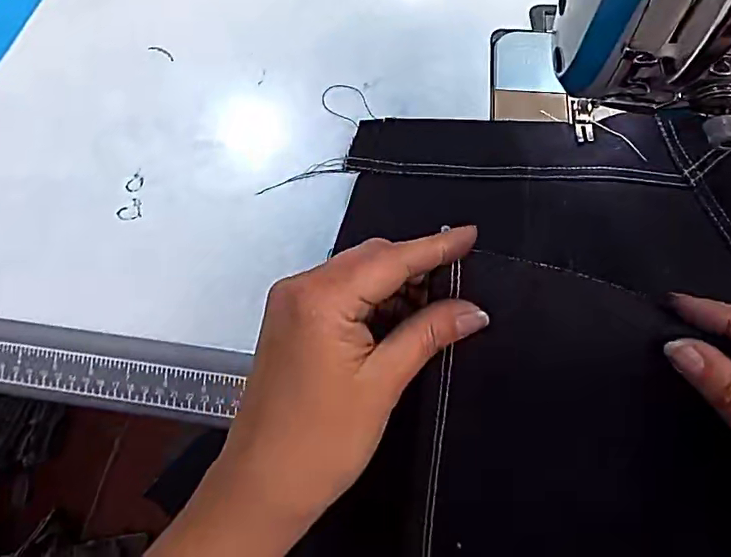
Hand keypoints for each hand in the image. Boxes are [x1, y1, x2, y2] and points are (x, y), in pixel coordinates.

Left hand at [151, 227, 488, 556]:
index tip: (468, 235)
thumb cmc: (312, 448)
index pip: (392, 257)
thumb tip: (471, 309)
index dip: (436, 246)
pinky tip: (401, 318)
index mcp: (320, 299)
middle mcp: (301, 289)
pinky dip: (375, 298)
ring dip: (397, 283)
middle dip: (418, 266)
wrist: (258, 494)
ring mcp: (293, 302)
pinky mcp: (294, 318)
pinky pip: (344, 289)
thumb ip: (430, 333)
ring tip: (435, 308)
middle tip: (458, 282)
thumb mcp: (383, 384)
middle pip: (375, 257)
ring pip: (361, 271)